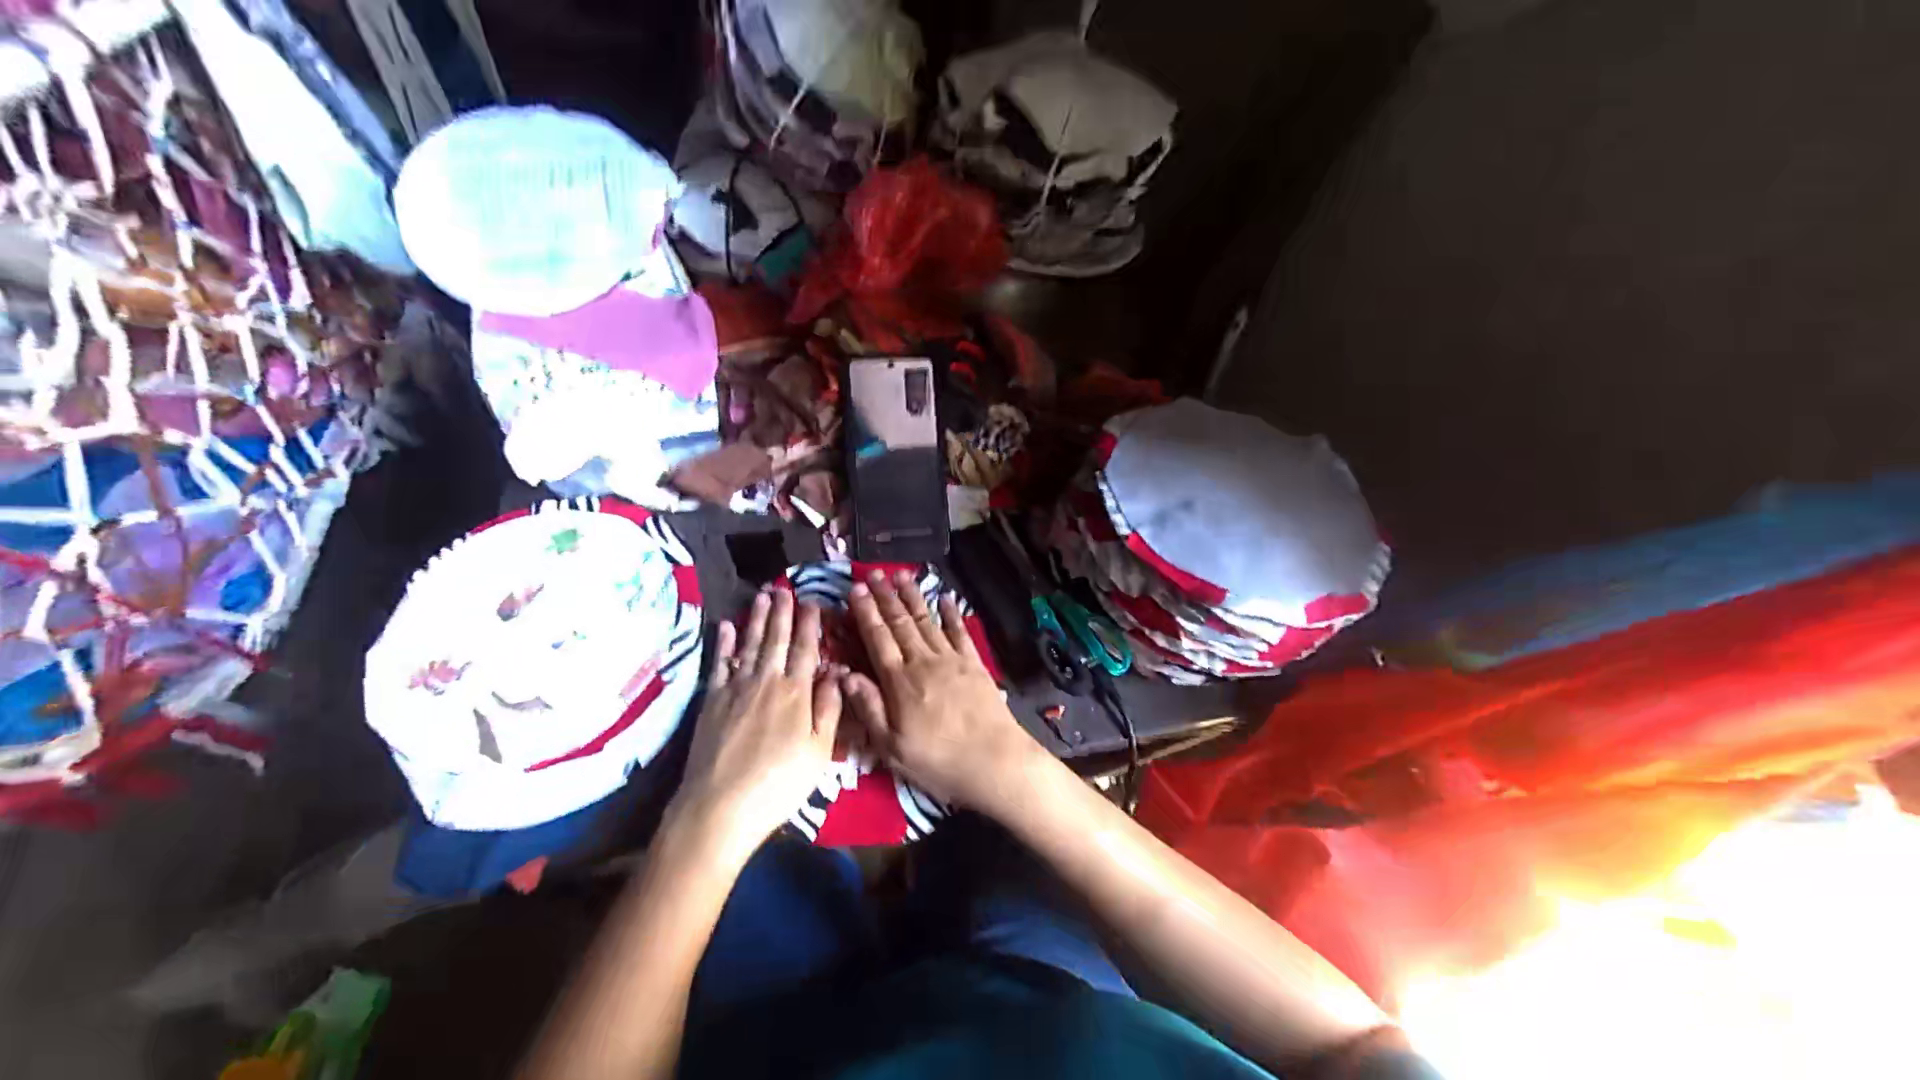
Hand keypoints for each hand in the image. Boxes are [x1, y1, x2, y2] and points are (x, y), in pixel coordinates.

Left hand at [673, 589, 841, 864]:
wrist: (720, 805)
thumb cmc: (779, 784)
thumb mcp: (818, 751)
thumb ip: (829, 709)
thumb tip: (836, 672)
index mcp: (797, 693)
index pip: (807, 650)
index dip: (811, 625)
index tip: (813, 602)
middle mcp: (767, 682)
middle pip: (777, 640)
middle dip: (783, 612)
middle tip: (785, 588)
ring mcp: (736, 688)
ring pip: (750, 644)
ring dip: (757, 619)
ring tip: (762, 596)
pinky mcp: (712, 700)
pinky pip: (720, 663)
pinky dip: (724, 643)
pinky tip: (726, 627)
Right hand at [841, 570, 1048, 817]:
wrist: (995, 762)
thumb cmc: (938, 761)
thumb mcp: (892, 747)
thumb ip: (868, 708)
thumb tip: (844, 674)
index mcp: (899, 682)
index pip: (877, 639)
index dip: (865, 613)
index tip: (856, 589)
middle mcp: (923, 662)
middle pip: (900, 623)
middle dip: (886, 596)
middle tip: (875, 573)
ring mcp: (951, 660)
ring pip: (926, 621)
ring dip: (913, 597)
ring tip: (902, 574)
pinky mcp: (974, 664)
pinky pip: (959, 632)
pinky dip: (951, 613)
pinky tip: (945, 598)